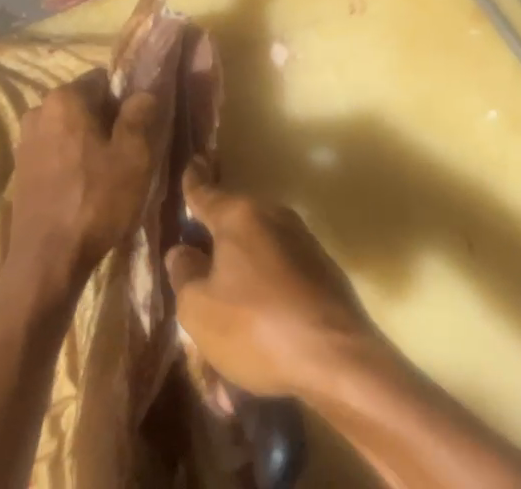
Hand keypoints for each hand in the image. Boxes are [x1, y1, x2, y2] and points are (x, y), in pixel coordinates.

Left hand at [8, 70, 165, 286]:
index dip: (126, 102)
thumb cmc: (97, 201)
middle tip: (128, 156)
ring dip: (89, 145)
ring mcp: (25, 141)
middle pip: (85, 105)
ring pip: (70, 130)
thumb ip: (141, 114)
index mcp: (64, 98)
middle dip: (107, 123)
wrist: (47, 260)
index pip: (104, 80)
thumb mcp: (134, 155)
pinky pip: (56, 152)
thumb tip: (142, 93)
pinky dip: (72, 162)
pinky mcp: (21, 170)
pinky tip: (86, 189)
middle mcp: (38, 111)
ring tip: (108, 176)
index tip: (140, 131)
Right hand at [166, 162, 380, 398]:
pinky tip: (257, 325)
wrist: (337, 360)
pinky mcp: (325, 274)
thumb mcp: (198, 308)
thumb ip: (184, 275)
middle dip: (216, 240)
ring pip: (259, 252)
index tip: (194, 160)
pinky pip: (281, 275)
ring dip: (242, 272)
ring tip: (223, 309)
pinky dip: (265, 292)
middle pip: (235, 223)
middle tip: (194, 263)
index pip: (206, 193)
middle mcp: (275, 218)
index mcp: (241, 216)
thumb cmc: (255, 326)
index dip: (193, 181)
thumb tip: (183, 252)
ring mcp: (305, 244)